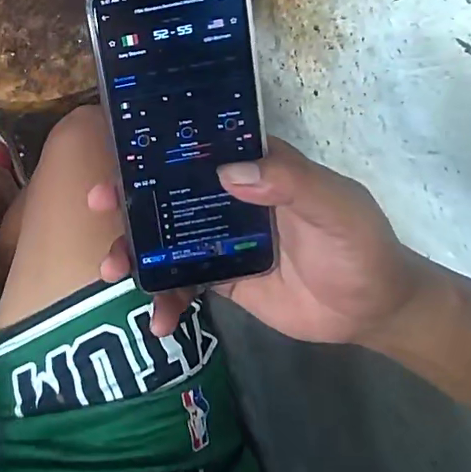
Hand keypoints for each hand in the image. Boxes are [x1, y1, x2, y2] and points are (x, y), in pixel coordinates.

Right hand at [90, 138, 431, 346]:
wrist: (373, 309)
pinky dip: (167, 302)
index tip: (123, 152)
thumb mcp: (335, 207)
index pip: (205, 148)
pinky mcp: (225, 280)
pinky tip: (159, 323)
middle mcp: (235, 200)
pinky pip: (185, 285)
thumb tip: (229, 170)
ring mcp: (225, 241)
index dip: (162, 148)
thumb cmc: (360, 245)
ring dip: (136, 253)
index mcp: (259, 170)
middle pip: (174, 193)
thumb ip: (291, 183)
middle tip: (97, 206)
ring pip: (169, 240)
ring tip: (112, 273)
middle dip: (132, 199)